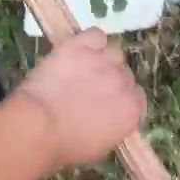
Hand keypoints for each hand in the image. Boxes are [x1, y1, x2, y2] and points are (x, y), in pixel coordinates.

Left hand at [8, 28, 145, 169]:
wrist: (41, 122)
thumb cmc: (69, 143)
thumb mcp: (102, 145)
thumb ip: (114, 124)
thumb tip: (111, 114)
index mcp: (131, 110)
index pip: (138, 96)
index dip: (124, 97)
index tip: (111, 101)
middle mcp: (122, 82)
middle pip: (125, 73)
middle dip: (113, 79)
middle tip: (94, 85)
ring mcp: (101, 61)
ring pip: (114, 52)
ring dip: (105, 58)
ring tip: (88, 66)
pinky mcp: (79, 46)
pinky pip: (96, 34)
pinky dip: (91, 40)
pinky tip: (81, 48)